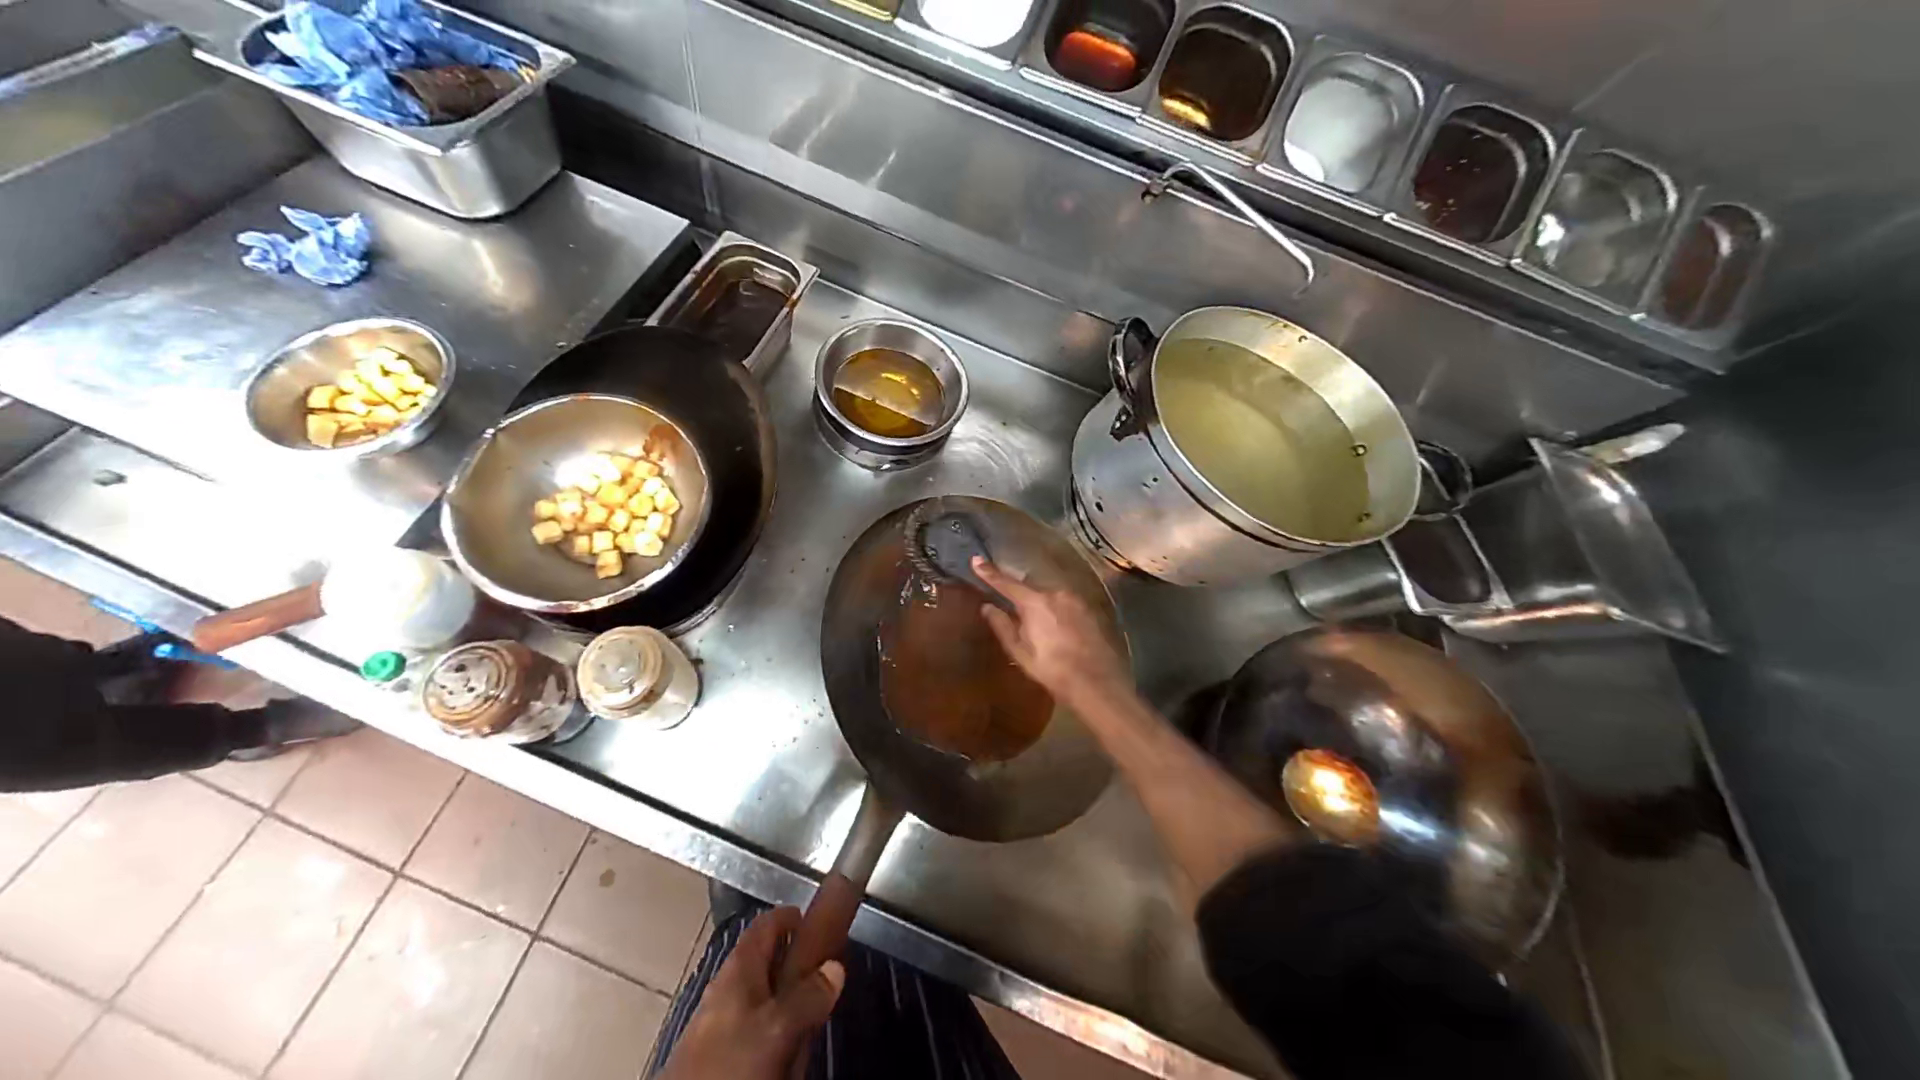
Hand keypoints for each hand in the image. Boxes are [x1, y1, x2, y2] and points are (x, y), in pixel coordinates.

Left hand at [656, 907, 845, 1079]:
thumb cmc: (729, 1066)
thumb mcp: (777, 1029)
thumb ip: (808, 996)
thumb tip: (835, 967)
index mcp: (739, 968)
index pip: (768, 922)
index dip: (795, 918)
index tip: (824, 930)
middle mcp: (729, 988)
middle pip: (770, 961)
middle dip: (799, 968)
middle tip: (828, 984)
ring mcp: (722, 1022)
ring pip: (766, 998)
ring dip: (791, 1006)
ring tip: (814, 1024)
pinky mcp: (721, 1053)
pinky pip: (758, 1029)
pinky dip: (778, 1034)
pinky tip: (788, 1056)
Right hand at [974, 557, 1132, 710]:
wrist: (1097, 682)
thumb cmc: (1053, 670)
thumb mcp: (1021, 653)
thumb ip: (1002, 626)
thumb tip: (987, 607)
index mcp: (1035, 603)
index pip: (1007, 583)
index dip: (989, 572)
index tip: (975, 560)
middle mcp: (1056, 594)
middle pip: (1030, 589)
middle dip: (1019, 598)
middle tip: (1012, 614)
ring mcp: (1076, 600)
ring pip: (1049, 597)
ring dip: (1040, 607)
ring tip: (1039, 630)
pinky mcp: (1089, 610)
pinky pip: (1064, 605)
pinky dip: (1056, 612)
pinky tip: (1058, 631)